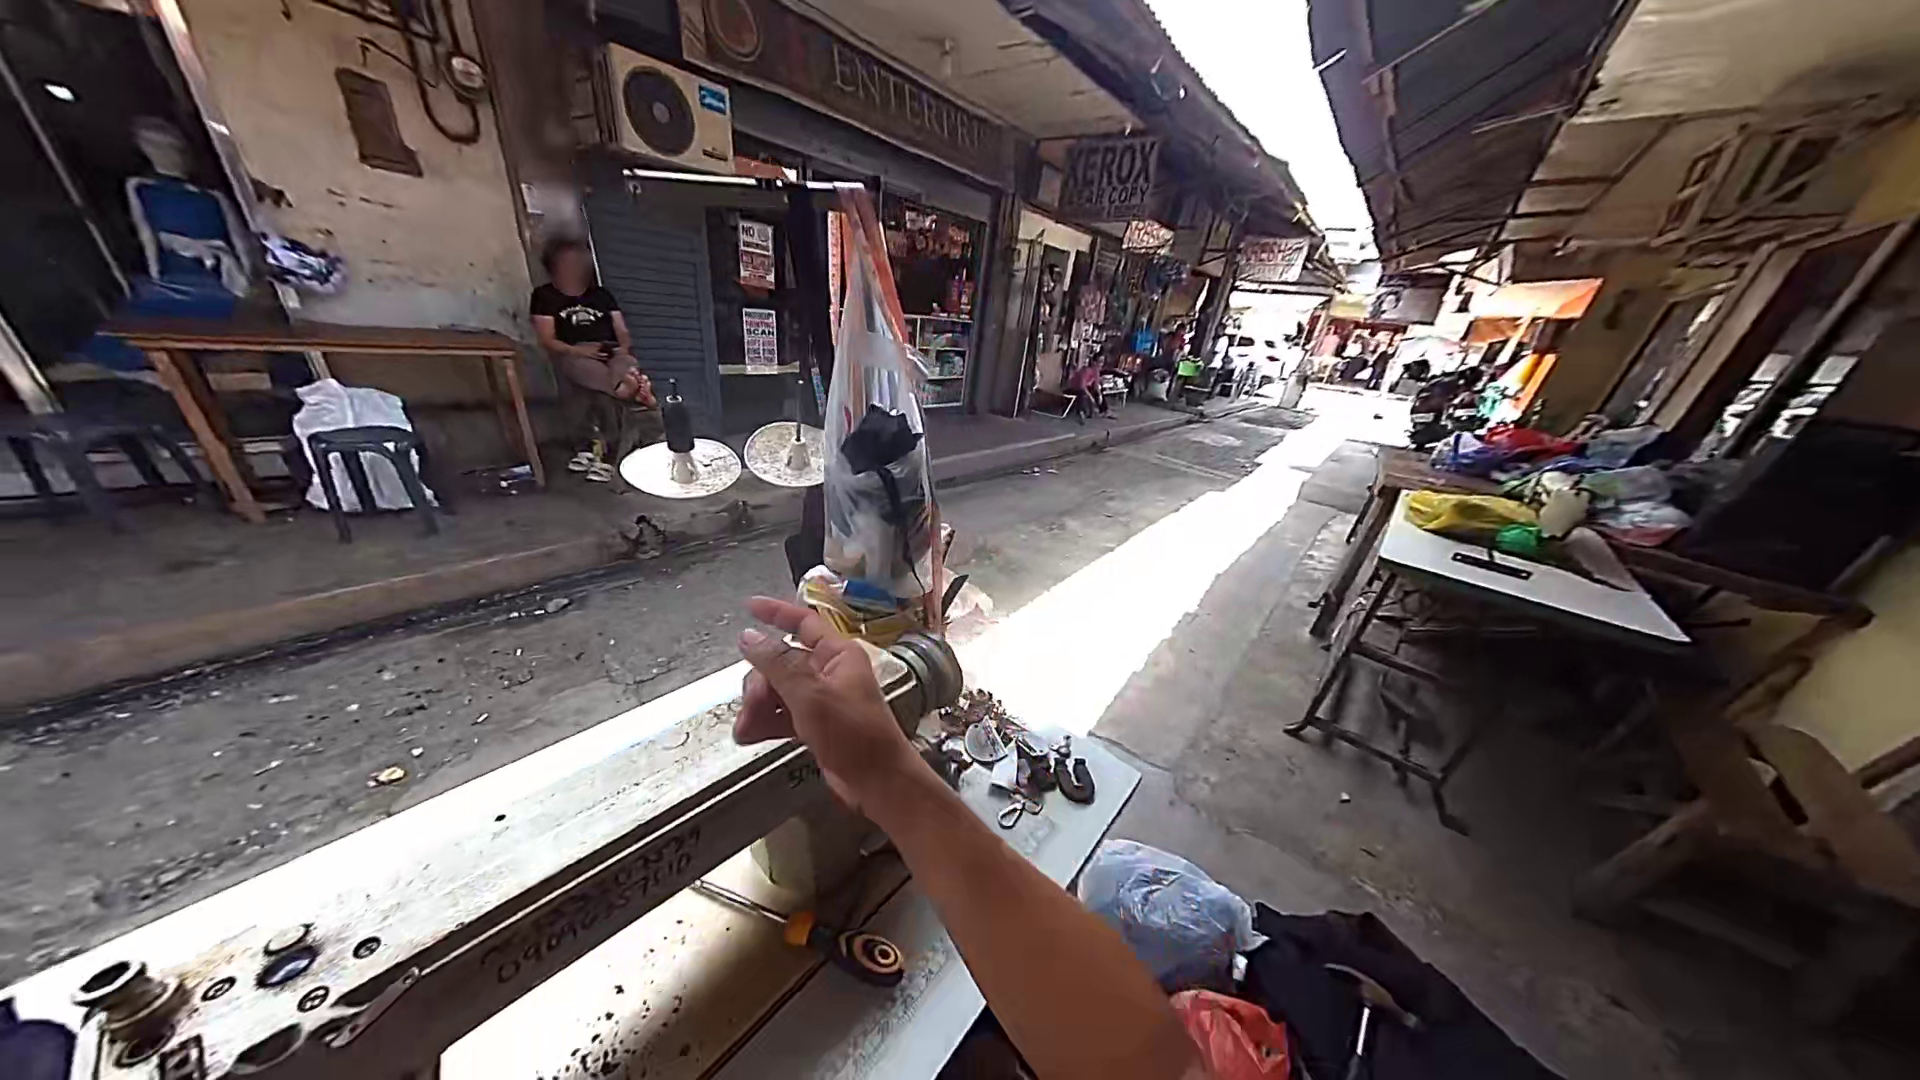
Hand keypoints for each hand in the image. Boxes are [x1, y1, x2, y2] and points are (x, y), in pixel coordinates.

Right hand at [734, 596, 917, 810]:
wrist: (877, 781)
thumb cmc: (853, 732)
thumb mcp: (811, 694)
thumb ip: (777, 664)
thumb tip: (748, 637)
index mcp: (838, 654)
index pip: (804, 622)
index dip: (777, 613)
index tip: (749, 606)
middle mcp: (829, 671)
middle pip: (781, 662)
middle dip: (760, 683)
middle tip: (752, 706)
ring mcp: (821, 699)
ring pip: (777, 690)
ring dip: (758, 706)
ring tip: (746, 729)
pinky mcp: (814, 724)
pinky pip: (781, 714)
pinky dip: (766, 722)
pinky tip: (750, 735)